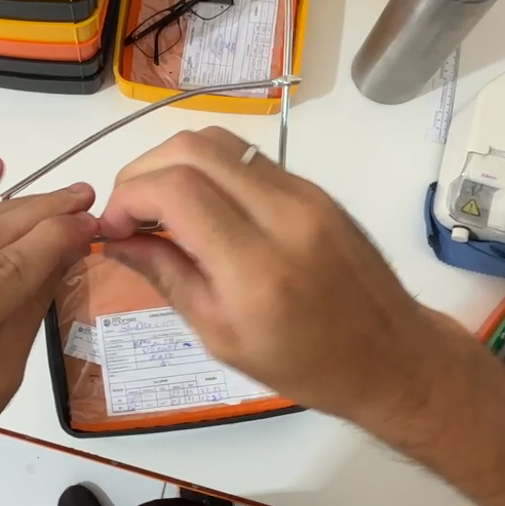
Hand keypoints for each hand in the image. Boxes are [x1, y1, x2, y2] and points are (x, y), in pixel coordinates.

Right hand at [97, 129, 499, 448]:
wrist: (392, 356)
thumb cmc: (303, 364)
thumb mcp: (219, 335)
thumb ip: (165, 275)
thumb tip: (114, 239)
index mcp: (257, 267)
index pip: (176, 190)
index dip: (129, 197)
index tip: (112, 227)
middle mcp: (283, 214)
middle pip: (191, 149)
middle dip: (142, 171)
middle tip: (128, 212)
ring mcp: (304, 192)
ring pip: (217, 141)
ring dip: (172, 161)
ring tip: (157, 205)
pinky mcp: (313, 186)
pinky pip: (245, 156)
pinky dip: (205, 168)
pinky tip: (197, 204)